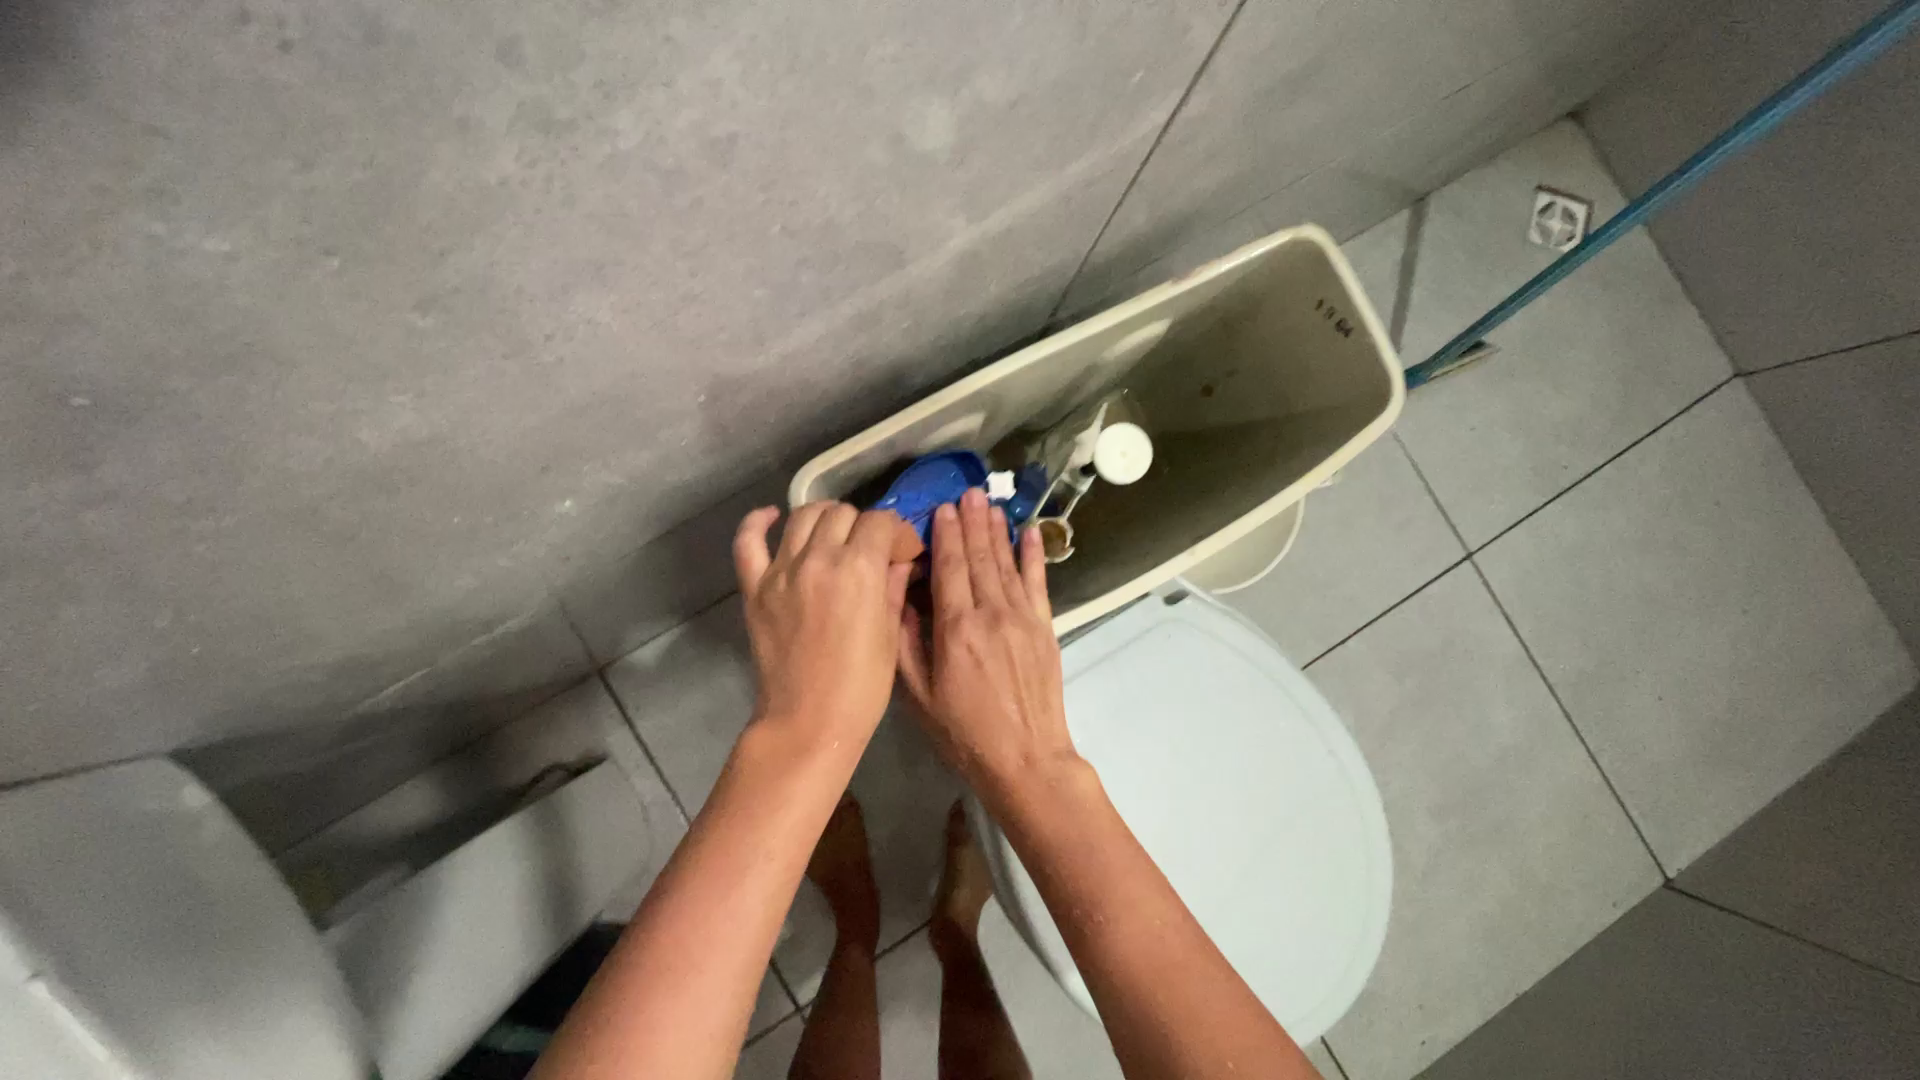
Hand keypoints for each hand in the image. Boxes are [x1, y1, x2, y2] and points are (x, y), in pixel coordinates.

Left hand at [734, 502, 918, 743]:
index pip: (880, 522)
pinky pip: (748, 540)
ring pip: (803, 516)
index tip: (902, 553)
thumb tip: (899, 559)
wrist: (809, 722)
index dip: (896, 533)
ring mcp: (781, 571)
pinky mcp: (755, 587)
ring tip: (834, 537)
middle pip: (843, 513)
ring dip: (824, 519)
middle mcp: (819, 559)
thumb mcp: (890, 633)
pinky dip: (758, 522)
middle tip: (870, 552)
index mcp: (859, 569)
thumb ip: (894, 585)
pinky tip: (773, 517)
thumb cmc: (862, 686)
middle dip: (864, 526)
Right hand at [897, 489, 1078, 796]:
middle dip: (971, 523)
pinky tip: (1029, 533)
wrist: (1025, 760)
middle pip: (979, 558)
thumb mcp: (919, 695)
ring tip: (989, 504)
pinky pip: (1038, 584)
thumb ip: (906, 643)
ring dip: (997, 532)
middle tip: (967, 492)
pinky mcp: (1044, 629)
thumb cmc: (963, 732)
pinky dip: (1034, 556)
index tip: (942, 508)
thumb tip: (898, 598)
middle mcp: (991, 614)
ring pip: (1007, 564)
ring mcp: (1022, 619)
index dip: (946, 535)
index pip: (949, 568)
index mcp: (956, 628)